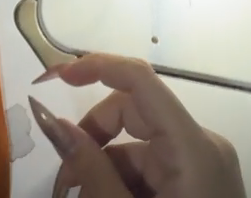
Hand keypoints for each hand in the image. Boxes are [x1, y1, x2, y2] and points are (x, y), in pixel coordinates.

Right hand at [30, 54, 246, 197]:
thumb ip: (89, 168)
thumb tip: (49, 118)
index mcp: (193, 146)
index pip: (139, 79)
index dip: (95, 66)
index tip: (51, 78)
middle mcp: (201, 145)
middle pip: (132, 112)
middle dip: (90, 138)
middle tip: (60, 181)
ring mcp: (201, 166)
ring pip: (135, 144)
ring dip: (100, 166)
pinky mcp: (197, 184)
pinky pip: (148, 167)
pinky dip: (119, 182)